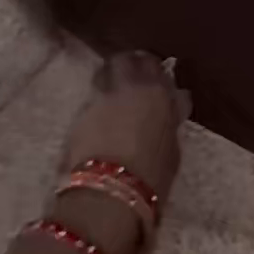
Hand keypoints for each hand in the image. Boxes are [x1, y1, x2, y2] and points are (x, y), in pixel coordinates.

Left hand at [61, 51, 190, 199]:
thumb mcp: (172, 148)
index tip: (155, 77)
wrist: (108, 195)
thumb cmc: (151, 176)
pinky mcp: (80, 114)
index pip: (155, 64)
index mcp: (157, 92)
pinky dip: (97, 103)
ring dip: (110, 78)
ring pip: (104, 72)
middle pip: (126, 59)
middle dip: (130, 64)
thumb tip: (173, 105)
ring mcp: (102, 98)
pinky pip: (92, 98)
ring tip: (113, 94)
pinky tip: (99, 119)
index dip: (154, 70)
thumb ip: (171, 119)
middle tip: (133, 77)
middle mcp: (129, 87)